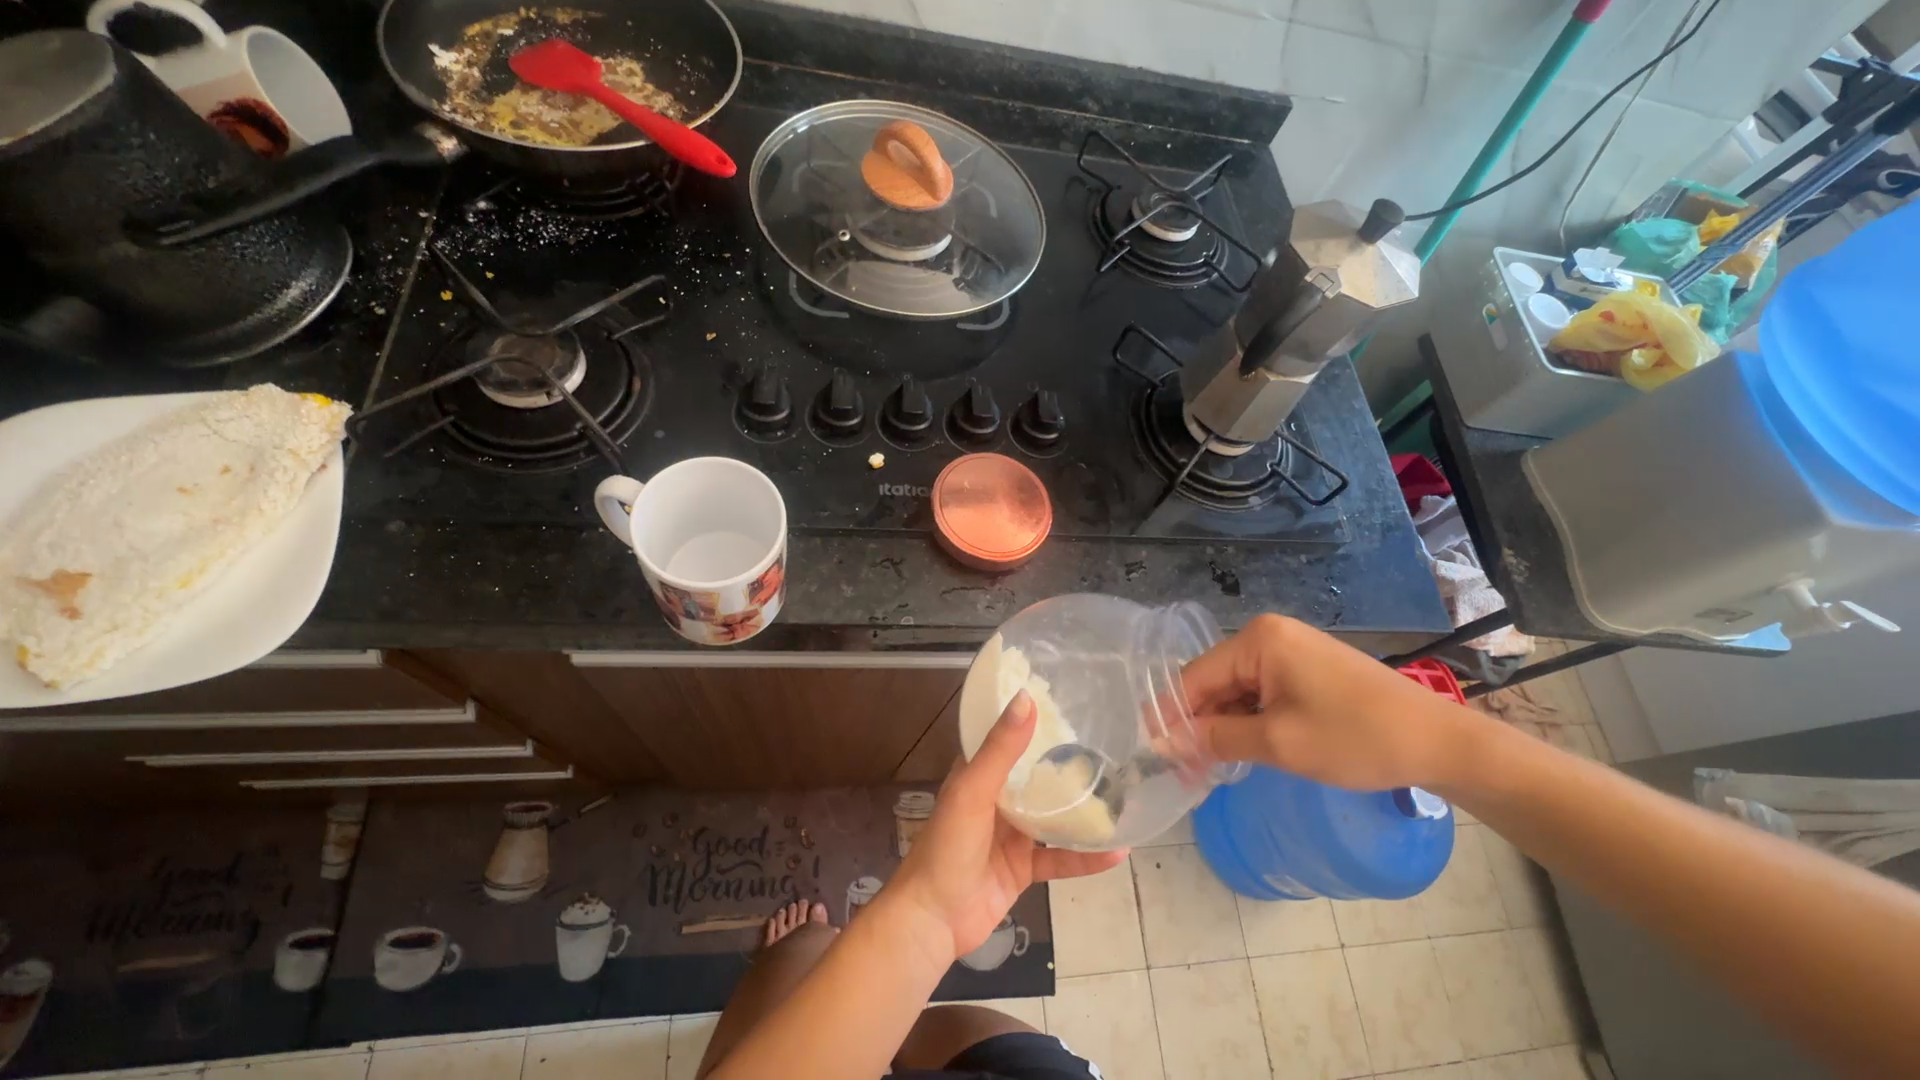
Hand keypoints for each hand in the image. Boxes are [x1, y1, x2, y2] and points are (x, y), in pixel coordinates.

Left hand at [887, 691, 1127, 958]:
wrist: (934, 920)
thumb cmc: (947, 848)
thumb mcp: (972, 791)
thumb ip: (1001, 749)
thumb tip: (1027, 699)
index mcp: (978, 775)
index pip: (1008, 738)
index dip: (1035, 720)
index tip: (1071, 701)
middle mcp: (996, 800)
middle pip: (1037, 776)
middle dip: (1068, 763)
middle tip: (1113, 745)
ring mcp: (1011, 835)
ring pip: (1054, 816)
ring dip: (1083, 810)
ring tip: (1124, 794)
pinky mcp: (1024, 868)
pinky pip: (1061, 857)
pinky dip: (1087, 857)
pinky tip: (1118, 851)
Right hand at [1182, 614, 1474, 791]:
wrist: (1438, 742)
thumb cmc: (1355, 738)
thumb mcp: (1278, 743)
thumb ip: (1215, 738)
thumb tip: (1165, 742)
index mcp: (1258, 640)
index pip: (1194, 678)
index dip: (1172, 718)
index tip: (1155, 758)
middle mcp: (1269, 635)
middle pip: (1213, 682)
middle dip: (1198, 725)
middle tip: (1185, 772)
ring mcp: (1290, 650)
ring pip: (1236, 690)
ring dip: (1224, 726)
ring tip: (1210, 768)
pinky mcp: (1308, 669)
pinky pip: (1262, 693)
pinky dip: (1250, 721)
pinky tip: (1244, 749)